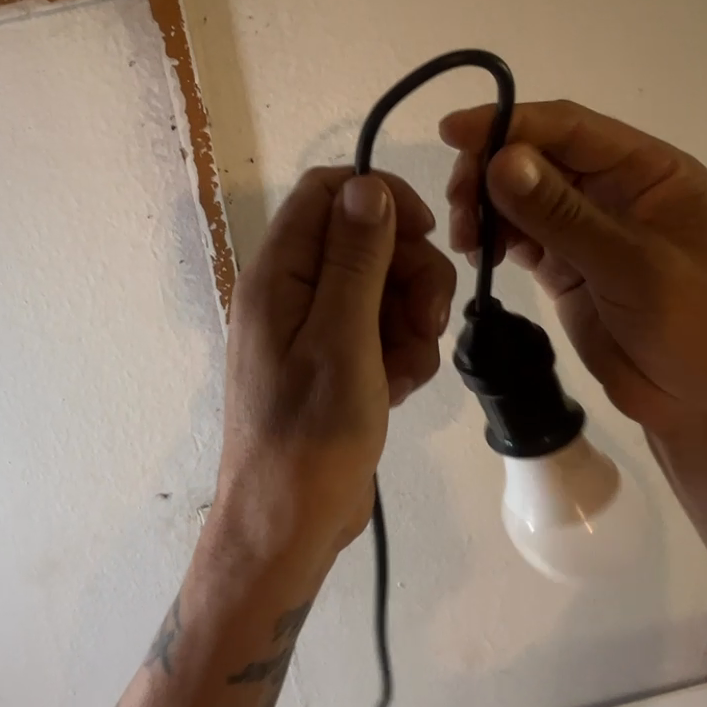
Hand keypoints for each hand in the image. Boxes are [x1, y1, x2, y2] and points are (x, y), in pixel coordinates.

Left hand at [214, 167, 456, 561]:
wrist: (288, 523)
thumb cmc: (310, 433)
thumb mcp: (342, 338)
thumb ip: (354, 259)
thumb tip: (365, 184)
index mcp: (278, 271)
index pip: (327, 192)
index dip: (381, 199)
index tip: (426, 234)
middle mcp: (289, 288)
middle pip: (363, 239)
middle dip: (408, 273)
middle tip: (428, 321)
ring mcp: (309, 325)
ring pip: (378, 285)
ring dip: (409, 320)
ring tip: (406, 370)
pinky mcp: (330, 358)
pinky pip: (376, 328)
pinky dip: (398, 351)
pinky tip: (398, 388)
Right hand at [442, 100, 706, 444]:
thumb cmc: (704, 327)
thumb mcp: (634, 266)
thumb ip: (562, 213)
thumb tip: (499, 160)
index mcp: (648, 171)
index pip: (568, 128)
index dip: (508, 123)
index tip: (452, 133)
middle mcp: (614, 190)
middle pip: (534, 158)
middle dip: (489, 173)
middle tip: (457, 206)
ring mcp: (587, 230)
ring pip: (519, 197)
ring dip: (485, 209)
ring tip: (467, 242)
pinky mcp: (566, 267)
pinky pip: (518, 237)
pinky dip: (493, 240)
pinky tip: (481, 257)